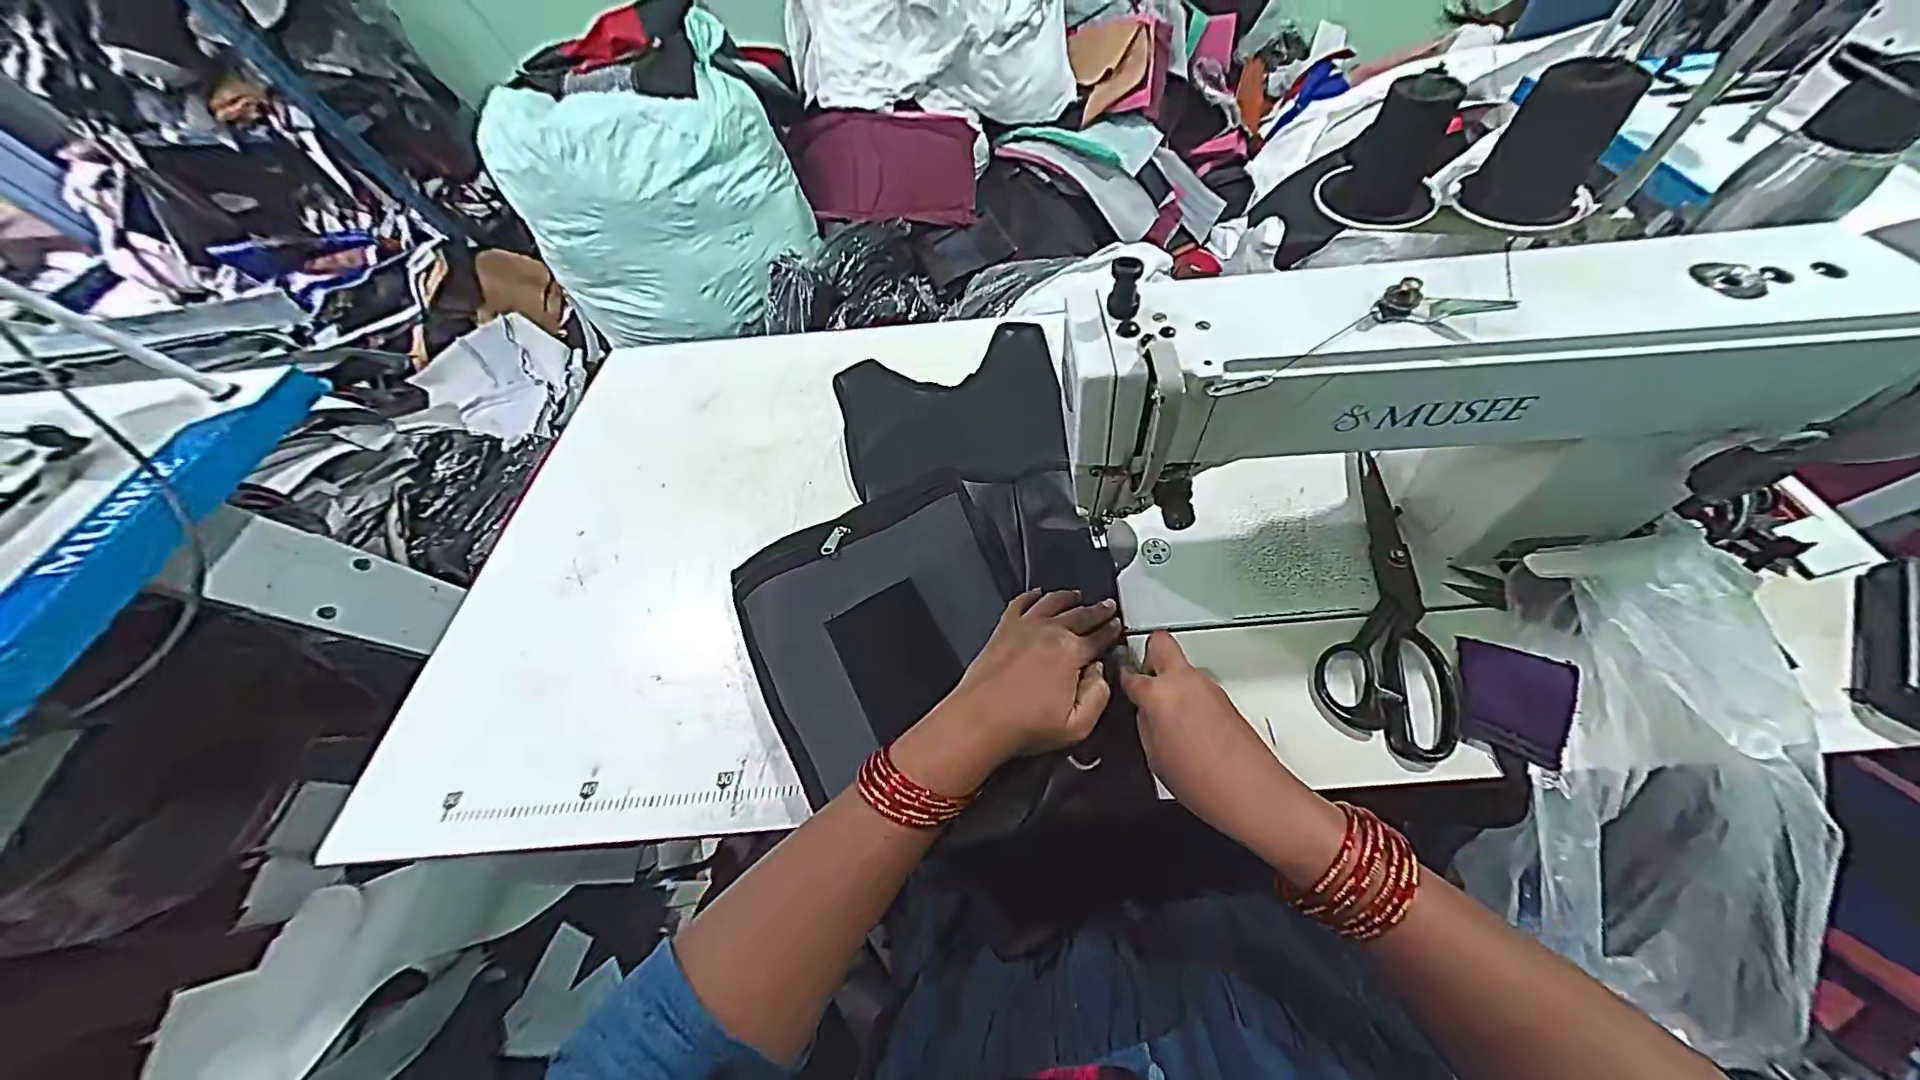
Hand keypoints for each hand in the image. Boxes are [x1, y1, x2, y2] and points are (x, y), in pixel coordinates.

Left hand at [892, 590, 1119, 796]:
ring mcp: (1024, 626)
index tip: (1117, 626)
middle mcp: (1049, 632)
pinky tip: (1036, 594)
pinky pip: (1020, 603)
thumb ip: (1098, 696)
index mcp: (1071, 653)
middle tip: (1106, 607)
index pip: (1099, 637)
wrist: (980, 719)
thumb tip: (1100, 675)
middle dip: (1097, 610)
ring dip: (1068, 597)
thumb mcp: (1077, 725)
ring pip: (1053, 602)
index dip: (1111, 631)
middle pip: (1081, 614)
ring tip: (1077, 596)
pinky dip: (1031, 595)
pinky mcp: (1003, 629)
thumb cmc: (1024, 724)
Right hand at [1122, 631, 1341, 876]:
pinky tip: (1188, 726)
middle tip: (1142, 674)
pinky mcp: (1225, 699)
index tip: (1121, 681)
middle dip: (1148, 653)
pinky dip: (1190, 696)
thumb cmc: (1207, 783)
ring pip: (1182, 666)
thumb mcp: (1153, 756)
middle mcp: (1185, 682)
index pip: (1130, 673)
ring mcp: (1208, 687)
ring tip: (1167, 712)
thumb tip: (1142, 712)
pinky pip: (1198, 686)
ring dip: (1171, 679)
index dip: (1122, 678)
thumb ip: (1143, 724)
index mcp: (1158, 694)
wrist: (1254, 793)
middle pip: (1160, 642)